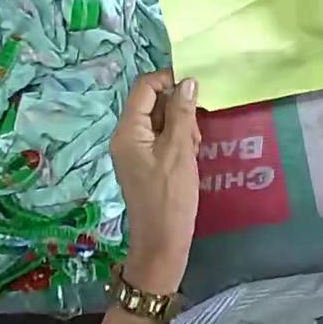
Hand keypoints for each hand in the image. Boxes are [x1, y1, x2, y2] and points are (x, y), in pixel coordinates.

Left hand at [109, 71, 200, 294]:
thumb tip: (188, 81)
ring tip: (195, 146)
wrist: (162, 243)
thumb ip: (182, 113)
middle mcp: (126, 136)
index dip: (168, 81)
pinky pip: (162, 137)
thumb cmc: (170, 197)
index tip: (196, 89)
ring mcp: (135, 150)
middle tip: (196, 131)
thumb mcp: (179, 151)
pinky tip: (191, 154)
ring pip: (160, 119)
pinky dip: (178, 139)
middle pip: (152, 102)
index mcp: (127, 130)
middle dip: (178, 107)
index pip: (144, 87)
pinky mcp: (146, 161)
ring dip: (181, 124)